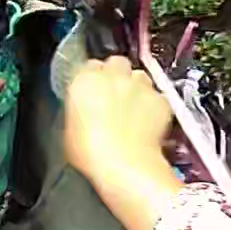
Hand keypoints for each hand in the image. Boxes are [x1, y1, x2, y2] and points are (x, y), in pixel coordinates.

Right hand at [62, 56, 183, 229]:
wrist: (124, 166)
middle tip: (114, 97)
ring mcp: (140, 85)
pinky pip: (158, 96)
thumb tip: (84, 114)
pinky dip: (155, 106)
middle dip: (116, 76)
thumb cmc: (89, 154)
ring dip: (137, 88)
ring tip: (134, 111)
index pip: (88, 67)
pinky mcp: (161, 99)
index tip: (93, 93)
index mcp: (84, 80)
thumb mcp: (69, 133)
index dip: (92, 80)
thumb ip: (78, 113)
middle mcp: (113, 75)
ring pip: (140, 76)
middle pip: (116, 63)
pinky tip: (150, 123)